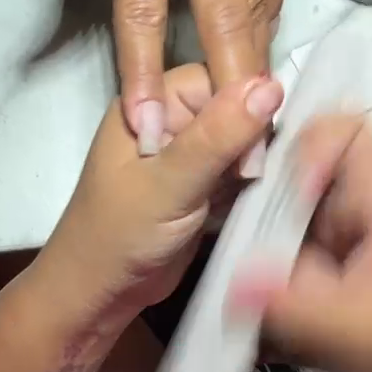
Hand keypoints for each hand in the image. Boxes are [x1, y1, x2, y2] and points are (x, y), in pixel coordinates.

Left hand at [40, 64, 283, 320]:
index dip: (247, 102)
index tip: (263, 142)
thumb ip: (218, 136)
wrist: (101, 295)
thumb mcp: (170, 183)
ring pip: (243, 140)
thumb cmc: (121, 235)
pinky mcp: (204, 185)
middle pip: (236, 106)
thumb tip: (271, 84)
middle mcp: (171, 119)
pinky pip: (241, 170)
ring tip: (260, 187)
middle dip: (256, 135)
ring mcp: (189, 154)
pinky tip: (264, 196)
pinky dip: (255, 182)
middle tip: (257, 173)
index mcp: (149, 102)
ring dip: (259, 161)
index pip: (217, 76)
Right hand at [231, 116, 371, 371]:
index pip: (348, 129)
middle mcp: (368, 194)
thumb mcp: (358, 327)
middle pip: (310, 152)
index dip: (306, 143)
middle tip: (231, 210)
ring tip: (234, 237)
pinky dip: (269, 230)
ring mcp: (352, 213)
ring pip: (296, 185)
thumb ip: (296, 306)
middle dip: (267, 176)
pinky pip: (296, 216)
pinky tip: (249, 257)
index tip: (275, 186)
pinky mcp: (339, 235)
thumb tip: (231, 281)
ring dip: (263, 206)